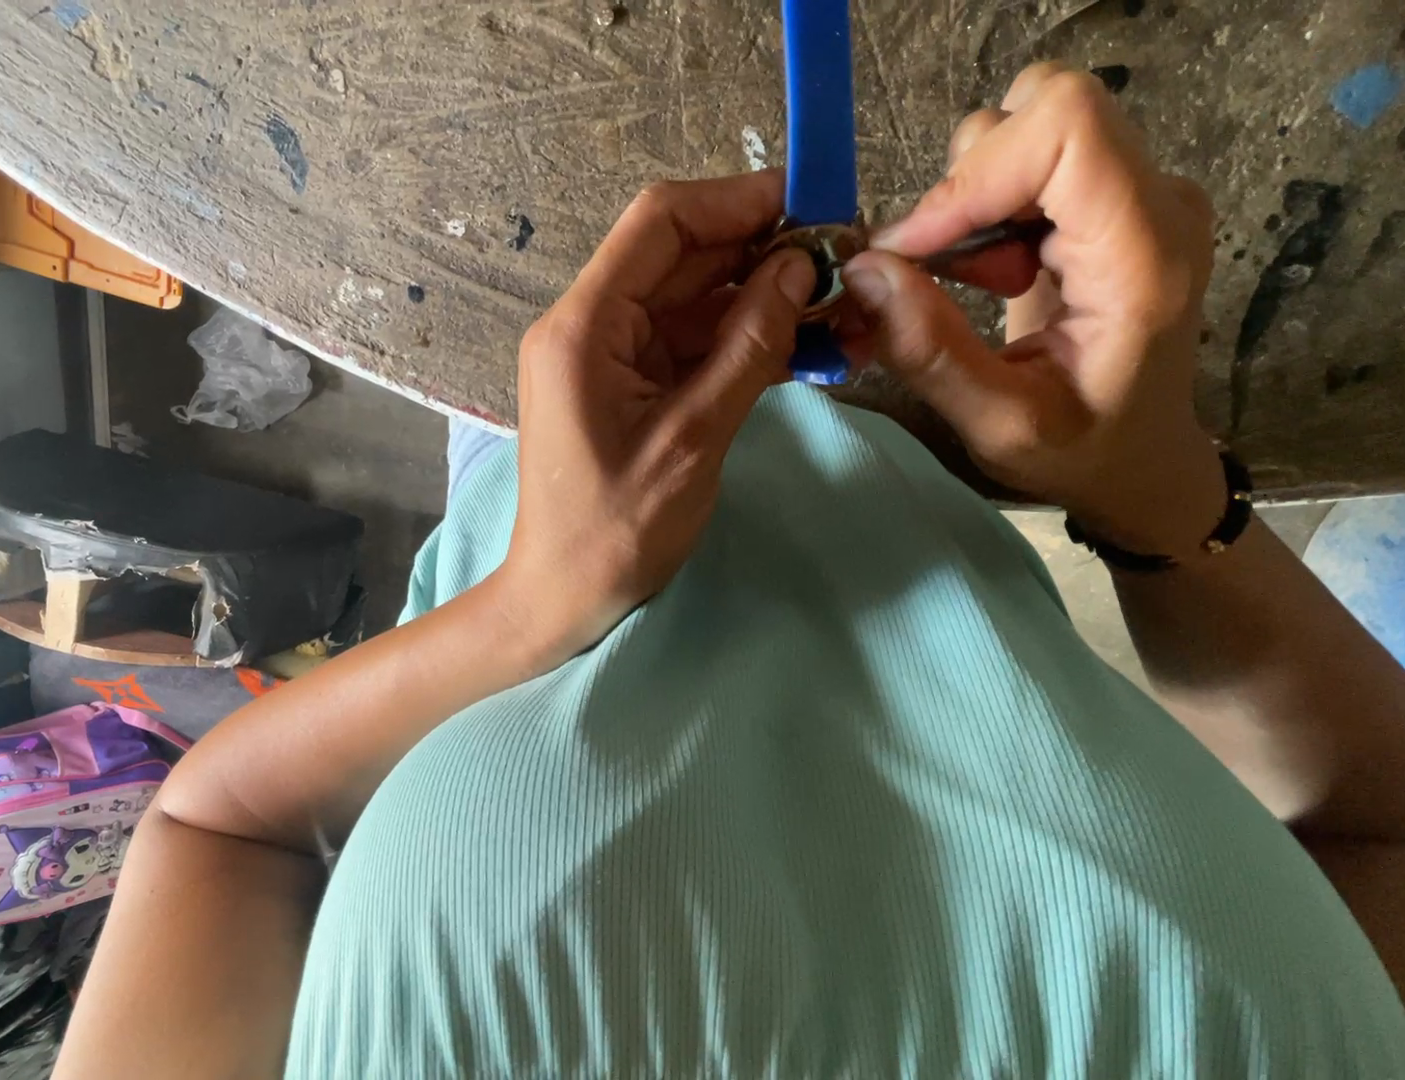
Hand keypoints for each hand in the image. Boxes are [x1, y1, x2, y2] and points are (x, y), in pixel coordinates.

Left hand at [495, 173, 816, 657]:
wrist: (564, 594)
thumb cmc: (615, 531)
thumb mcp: (693, 440)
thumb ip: (747, 348)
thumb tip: (797, 269)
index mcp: (584, 328)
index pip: (659, 223)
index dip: (736, 200)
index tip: (812, 200)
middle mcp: (587, 326)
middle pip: (678, 257)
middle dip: (758, 249)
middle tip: (840, 256)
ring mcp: (606, 356)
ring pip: (689, 299)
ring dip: (757, 298)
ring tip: (834, 303)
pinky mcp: (625, 384)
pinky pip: (687, 342)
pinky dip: (738, 340)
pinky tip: (799, 342)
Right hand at [837, 62, 1223, 555]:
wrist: (1135, 458)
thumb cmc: (1079, 452)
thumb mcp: (998, 424)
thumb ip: (930, 351)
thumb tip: (860, 272)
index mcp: (1143, 254)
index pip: (1064, 130)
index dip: (969, 177)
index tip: (906, 251)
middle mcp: (1150, 200)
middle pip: (1041, 112)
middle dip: (960, 189)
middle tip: (935, 270)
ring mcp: (1129, 194)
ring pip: (1023, 129)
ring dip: (966, 203)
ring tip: (965, 280)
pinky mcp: (1100, 203)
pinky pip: (1020, 164)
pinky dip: (973, 213)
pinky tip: (977, 275)